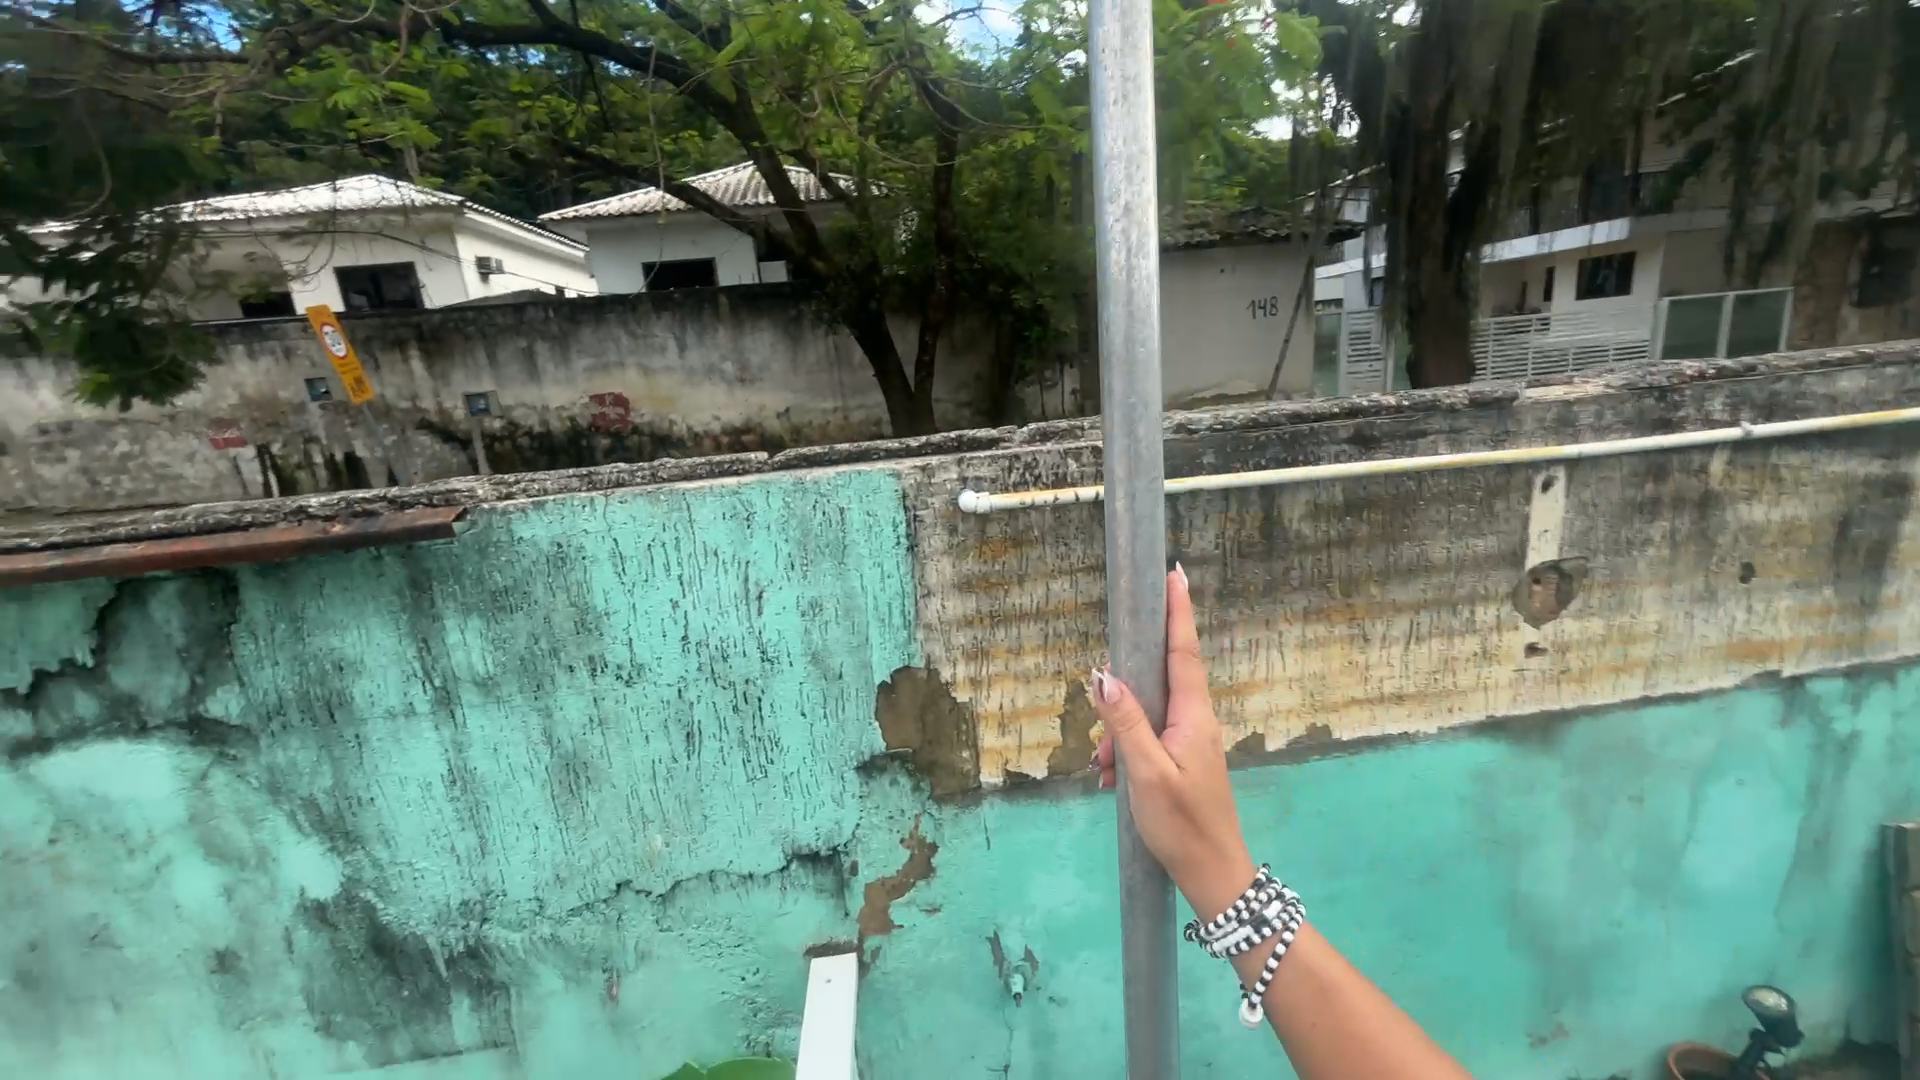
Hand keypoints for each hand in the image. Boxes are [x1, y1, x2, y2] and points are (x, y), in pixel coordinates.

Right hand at [1091, 565, 1257, 920]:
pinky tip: (1111, 779)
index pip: (1185, 651)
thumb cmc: (1182, 824)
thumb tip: (1103, 675)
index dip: (1178, 612)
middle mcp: (1196, 720)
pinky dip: (1125, 751)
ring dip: (1119, 735)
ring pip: (1145, 714)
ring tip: (1105, 770)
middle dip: (1124, 694)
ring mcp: (1191, 740)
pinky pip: (1147, 738)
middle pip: (1157, 681)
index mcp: (1194, 716)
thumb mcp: (1145, 773)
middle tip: (1108, 735)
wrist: (1214, 876)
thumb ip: (1125, 722)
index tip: (1174, 574)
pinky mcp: (1183, 759)